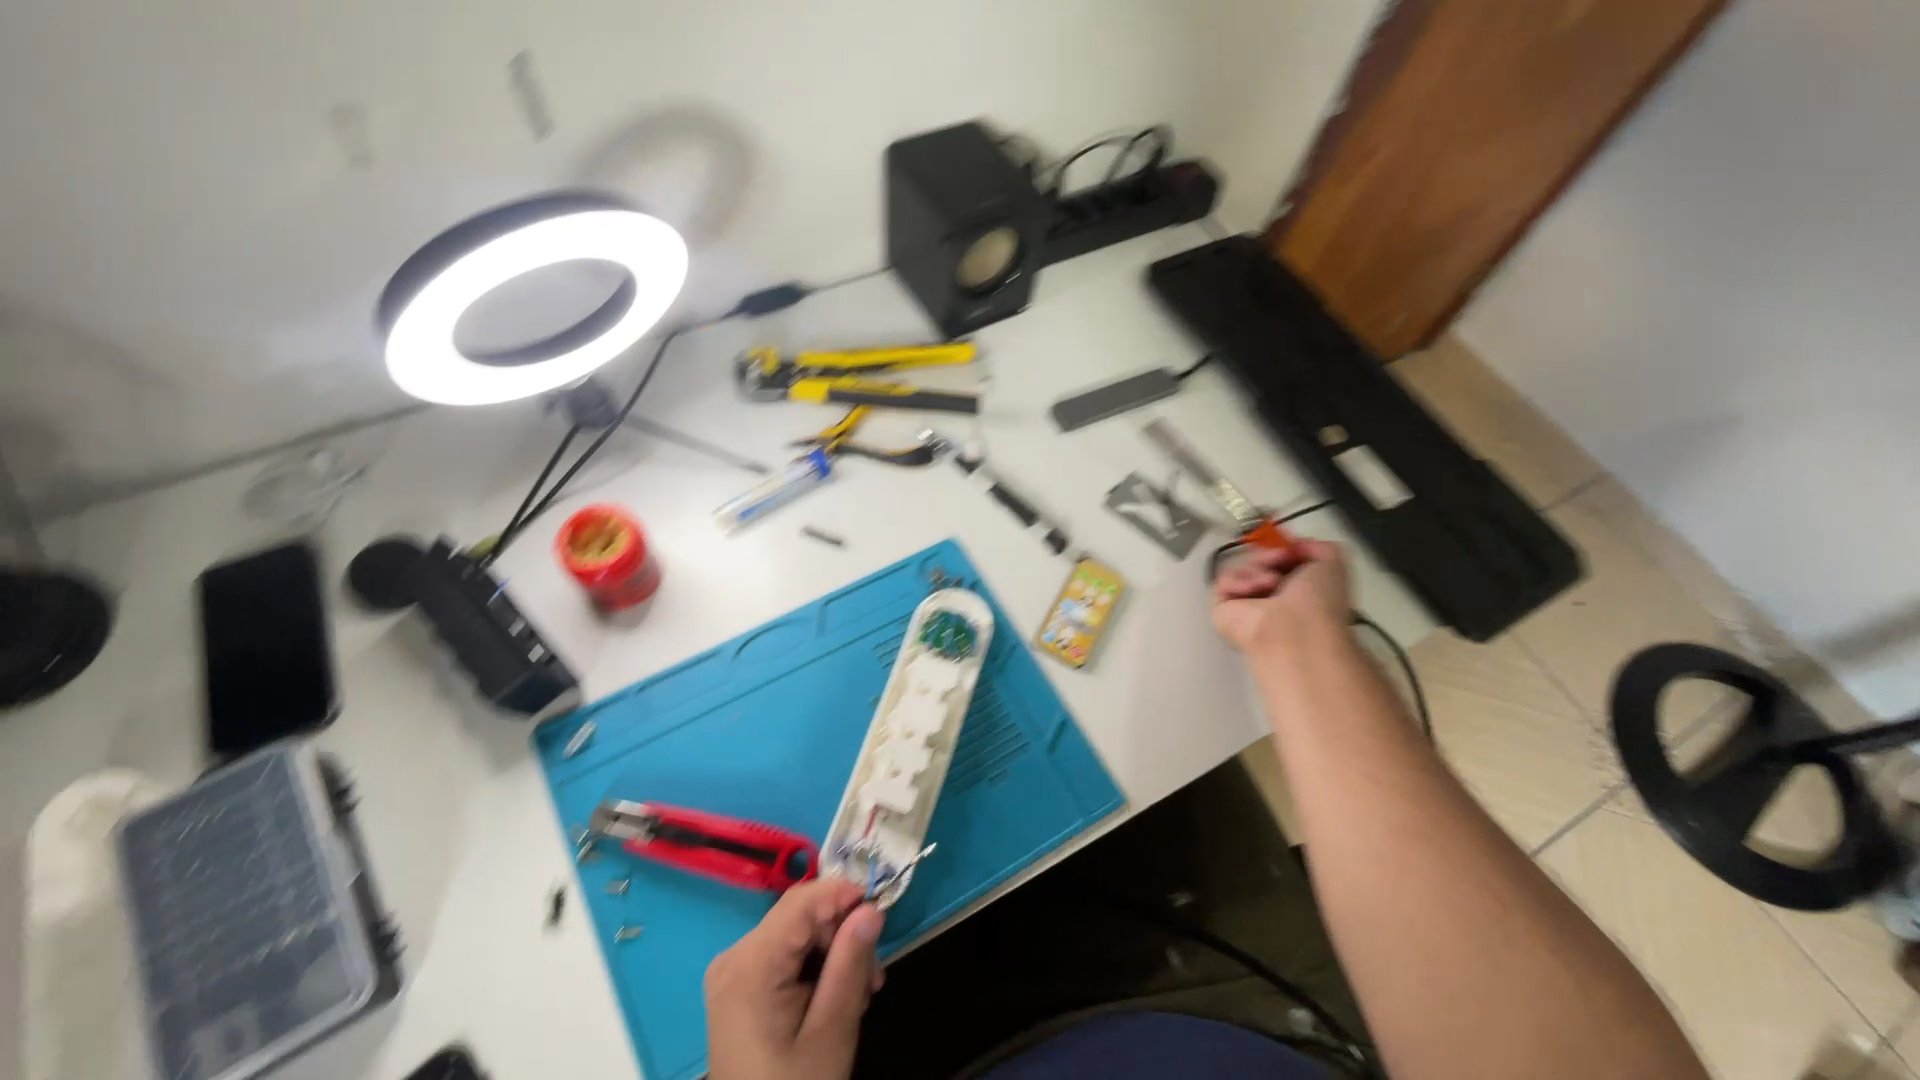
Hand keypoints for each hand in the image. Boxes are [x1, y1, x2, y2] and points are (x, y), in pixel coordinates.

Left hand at [705, 879, 884, 1079]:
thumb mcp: (831, 1031)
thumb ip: (850, 965)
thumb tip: (871, 909)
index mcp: (750, 966)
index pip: (801, 903)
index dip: (843, 894)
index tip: (882, 911)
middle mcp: (735, 956)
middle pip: (799, 916)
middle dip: (842, 933)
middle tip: (875, 977)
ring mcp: (734, 970)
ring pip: (796, 933)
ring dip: (833, 952)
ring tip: (860, 993)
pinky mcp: (739, 984)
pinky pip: (784, 954)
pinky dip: (814, 965)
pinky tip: (833, 996)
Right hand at [1211, 539, 1350, 652]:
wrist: (1294, 629)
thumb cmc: (1318, 600)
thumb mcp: (1333, 562)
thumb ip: (1316, 546)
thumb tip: (1291, 543)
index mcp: (1298, 592)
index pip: (1281, 562)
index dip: (1283, 549)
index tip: (1287, 546)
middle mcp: (1272, 599)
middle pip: (1258, 562)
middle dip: (1268, 555)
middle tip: (1279, 559)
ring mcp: (1246, 606)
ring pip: (1240, 569)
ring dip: (1256, 568)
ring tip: (1270, 582)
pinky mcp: (1222, 610)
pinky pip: (1223, 582)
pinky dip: (1238, 581)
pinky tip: (1253, 590)